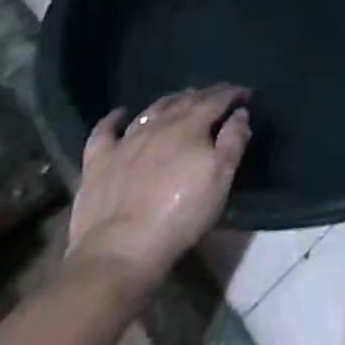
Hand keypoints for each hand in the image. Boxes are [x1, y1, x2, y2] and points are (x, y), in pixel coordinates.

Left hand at [65, 84, 251, 291]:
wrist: (121, 250)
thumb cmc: (182, 213)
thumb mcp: (221, 178)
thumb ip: (234, 141)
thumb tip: (240, 113)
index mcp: (190, 127)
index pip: (216, 100)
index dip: (233, 94)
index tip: (247, 94)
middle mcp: (157, 126)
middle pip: (184, 101)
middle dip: (205, 94)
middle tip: (220, 94)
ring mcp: (124, 143)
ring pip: (150, 111)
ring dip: (170, 100)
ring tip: (183, 98)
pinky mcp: (97, 161)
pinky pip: (104, 131)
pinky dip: (114, 118)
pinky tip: (121, 113)